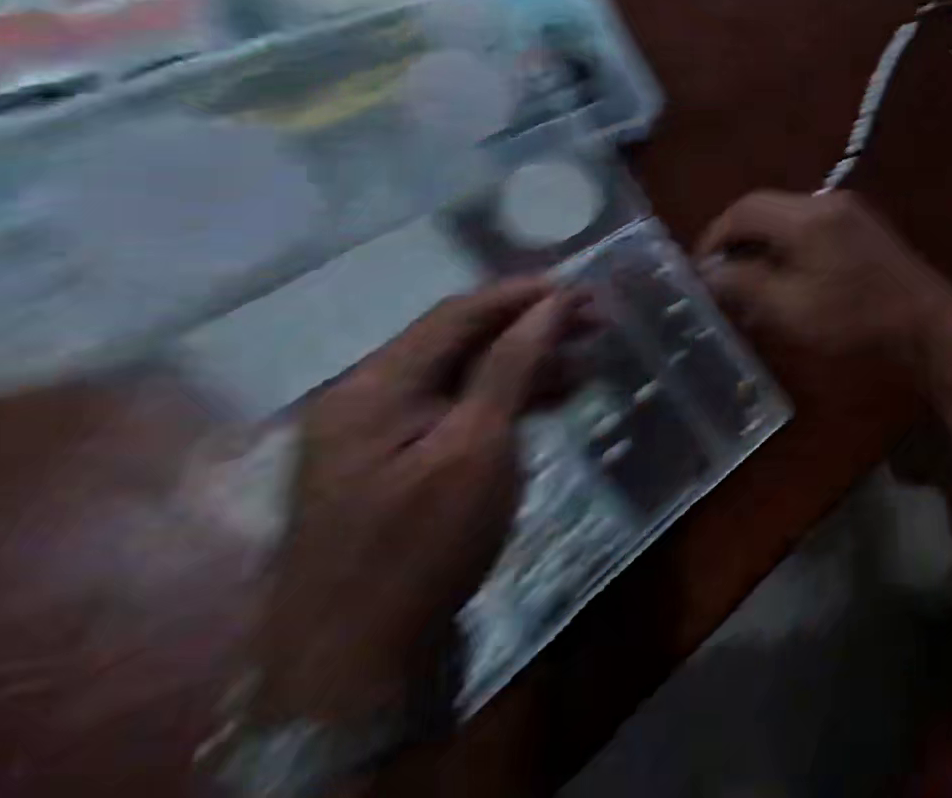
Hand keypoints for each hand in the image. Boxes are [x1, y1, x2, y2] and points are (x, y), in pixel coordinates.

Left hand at [255, 279, 592, 723]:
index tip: (583, 288)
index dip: (523, 295)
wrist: (356, 663)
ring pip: (459, 378)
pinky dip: (501, 402)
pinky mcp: (394, 468)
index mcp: (372, 384)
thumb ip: (510, 368)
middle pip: (456, 342)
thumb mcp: (477, 450)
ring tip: (584, 364)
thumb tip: (549, 305)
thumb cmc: (421, 546)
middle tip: (594, 324)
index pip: (456, 314)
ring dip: (521, 366)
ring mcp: (375, 436)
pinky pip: (454, 414)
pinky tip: (546, 403)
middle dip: (527, 328)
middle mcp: (366, 398)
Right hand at [696, 190, 951, 361]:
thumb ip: (744, 285)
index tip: (700, 269)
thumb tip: (708, 272)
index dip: (714, 236)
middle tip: (721, 279)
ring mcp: (850, 211)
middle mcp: (827, 200)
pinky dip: (790, 248)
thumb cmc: (857, 321)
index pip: (743, 210)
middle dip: (737, 242)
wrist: (929, 325)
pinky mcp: (863, 226)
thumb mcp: (792, 309)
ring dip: (763, 246)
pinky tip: (787, 280)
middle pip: (765, 209)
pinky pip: (812, 228)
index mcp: (807, 216)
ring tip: (751, 286)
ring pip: (788, 219)